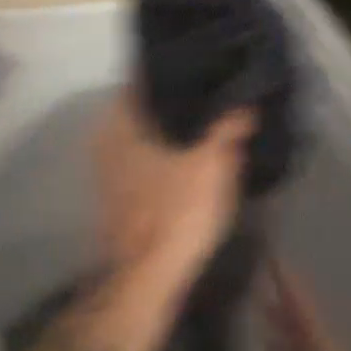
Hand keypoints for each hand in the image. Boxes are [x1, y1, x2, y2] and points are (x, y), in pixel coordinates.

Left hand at [94, 85, 256, 291]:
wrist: (148, 277)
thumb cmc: (177, 212)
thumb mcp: (211, 167)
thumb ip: (227, 132)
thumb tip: (245, 107)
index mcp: (120, 124)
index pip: (138, 83)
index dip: (165, 76)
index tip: (193, 73)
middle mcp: (105, 142)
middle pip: (137, 112)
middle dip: (167, 107)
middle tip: (202, 101)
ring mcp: (105, 172)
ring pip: (136, 140)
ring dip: (162, 136)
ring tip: (198, 130)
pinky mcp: (114, 199)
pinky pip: (136, 166)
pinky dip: (156, 162)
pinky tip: (182, 165)